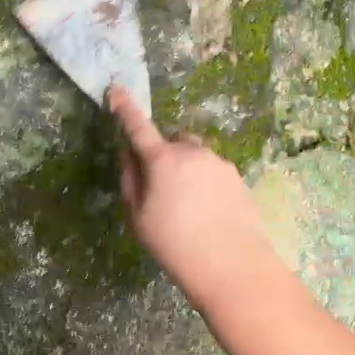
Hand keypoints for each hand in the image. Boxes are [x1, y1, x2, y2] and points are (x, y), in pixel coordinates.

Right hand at [110, 85, 278, 308]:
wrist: (230, 264)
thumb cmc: (173, 244)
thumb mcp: (137, 217)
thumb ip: (130, 180)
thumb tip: (131, 156)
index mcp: (163, 159)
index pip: (138, 127)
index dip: (125, 109)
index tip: (116, 89)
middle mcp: (193, 151)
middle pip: (172, 143)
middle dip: (164, 156)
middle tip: (160, 191)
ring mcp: (219, 163)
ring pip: (195, 158)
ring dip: (187, 171)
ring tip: (188, 210)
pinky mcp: (238, 178)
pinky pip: (213, 173)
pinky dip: (206, 186)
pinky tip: (208, 215)